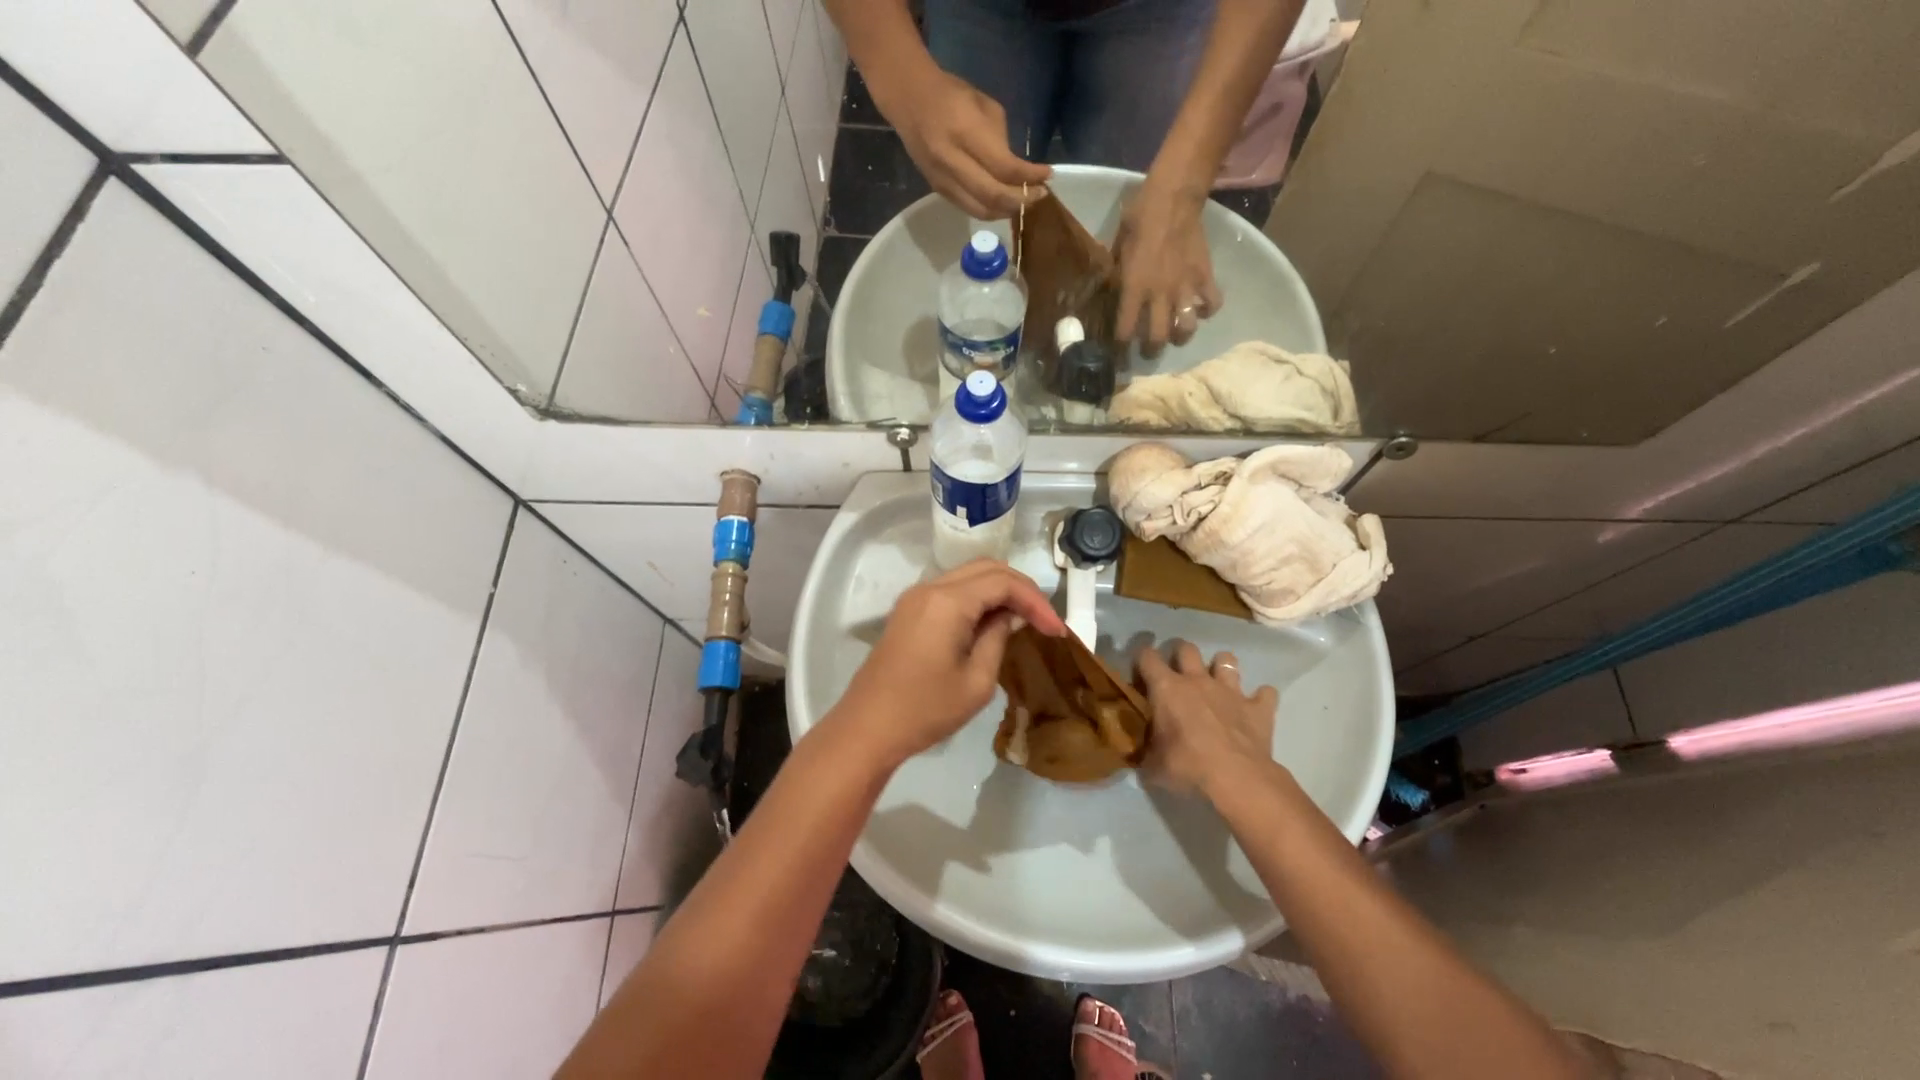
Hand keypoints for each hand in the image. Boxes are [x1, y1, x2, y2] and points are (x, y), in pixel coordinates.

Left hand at [836, 559, 1066, 764]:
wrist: (867, 728)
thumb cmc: (925, 710)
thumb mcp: (977, 681)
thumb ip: (998, 638)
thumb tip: (1008, 616)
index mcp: (948, 601)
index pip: (1003, 582)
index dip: (1036, 602)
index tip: (1056, 631)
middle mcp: (930, 588)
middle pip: (986, 568)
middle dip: (1021, 589)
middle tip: (1044, 620)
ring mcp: (915, 598)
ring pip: (969, 576)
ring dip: (999, 591)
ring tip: (1025, 621)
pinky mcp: (909, 612)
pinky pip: (952, 591)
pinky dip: (978, 599)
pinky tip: (993, 623)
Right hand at [884, 68, 1050, 219]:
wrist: (908, 99)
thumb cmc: (951, 95)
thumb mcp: (984, 106)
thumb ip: (1001, 141)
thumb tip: (1017, 170)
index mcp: (965, 132)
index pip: (1004, 167)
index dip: (1030, 176)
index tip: (1048, 175)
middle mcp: (951, 160)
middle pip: (993, 196)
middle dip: (1022, 200)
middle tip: (1040, 195)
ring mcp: (942, 178)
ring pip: (980, 209)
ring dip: (1006, 210)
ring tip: (1024, 202)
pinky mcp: (936, 188)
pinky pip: (968, 207)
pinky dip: (990, 209)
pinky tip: (1003, 203)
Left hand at [1112, 178, 1222, 351]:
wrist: (1174, 197)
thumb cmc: (1139, 217)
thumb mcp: (1118, 247)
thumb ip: (1117, 273)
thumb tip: (1112, 291)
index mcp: (1134, 287)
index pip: (1125, 330)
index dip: (1120, 347)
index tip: (1118, 353)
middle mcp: (1159, 294)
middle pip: (1158, 338)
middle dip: (1151, 350)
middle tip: (1148, 349)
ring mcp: (1185, 287)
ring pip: (1186, 329)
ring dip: (1180, 336)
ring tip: (1175, 334)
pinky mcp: (1206, 277)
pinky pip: (1212, 304)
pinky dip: (1207, 310)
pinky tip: (1199, 308)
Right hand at [1136, 642, 1278, 796]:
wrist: (1236, 780)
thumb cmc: (1187, 768)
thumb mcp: (1152, 765)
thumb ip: (1145, 751)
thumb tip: (1140, 754)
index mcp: (1167, 690)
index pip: (1147, 657)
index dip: (1142, 658)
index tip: (1140, 669)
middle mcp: (1198, 681)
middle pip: (1187, 648)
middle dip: (1180, 655)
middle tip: (1178, 672)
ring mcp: (1231, 691)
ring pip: (1226, 659)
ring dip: (1221, 668)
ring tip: (1218, 682)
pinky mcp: (1258, 708)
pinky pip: (1265, 693)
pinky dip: (1260, 698)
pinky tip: (1255, 707)